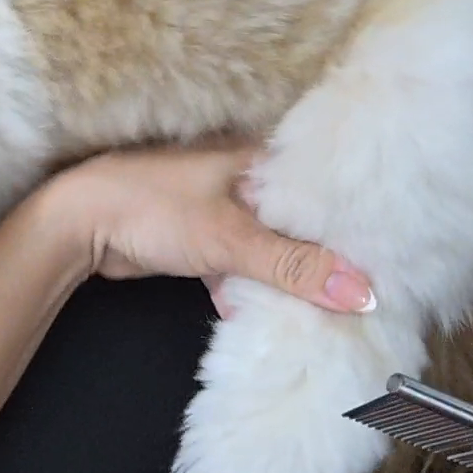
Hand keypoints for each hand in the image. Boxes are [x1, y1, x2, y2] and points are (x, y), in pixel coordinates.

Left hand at [36, 143, 375, 313]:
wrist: (80, 225)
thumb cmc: (153, 208)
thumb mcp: (230, 237)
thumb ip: (293, 266)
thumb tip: (361, 292)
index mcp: (256, 158)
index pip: (321, 186)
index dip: (354, 216)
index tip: (392, 249)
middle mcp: (243, 180)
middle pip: (297, 221)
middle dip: (323, 255)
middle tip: (367, 287)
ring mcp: (220, 211)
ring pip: (267, 247)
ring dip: (285, 277)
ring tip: (330, 308)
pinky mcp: (199, 242)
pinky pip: (238, 267)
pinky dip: (247, 289)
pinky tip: (264, 314)